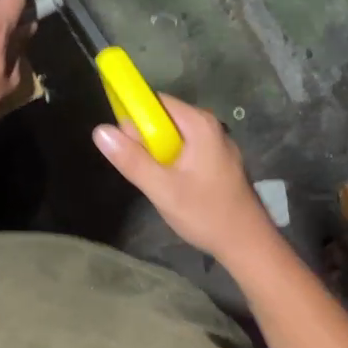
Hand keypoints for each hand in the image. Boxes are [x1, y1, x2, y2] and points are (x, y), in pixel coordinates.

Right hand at [93, 95, 275, 258]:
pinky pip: (185, 150)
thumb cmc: (206, 214)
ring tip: (156, 182)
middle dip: (145, 140)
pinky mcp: (218, 161)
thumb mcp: (162, 189)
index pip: (156, 102)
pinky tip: (172, 187)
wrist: (248, 245)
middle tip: (140, 169)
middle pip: (164, 119)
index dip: (134, 116)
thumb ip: (131, 159)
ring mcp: (216, 144)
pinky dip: (171, 162)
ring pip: (173, 137)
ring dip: (157, 154)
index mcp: (199, 124)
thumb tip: (100, 130)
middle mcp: (210, 126)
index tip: (122, 141)